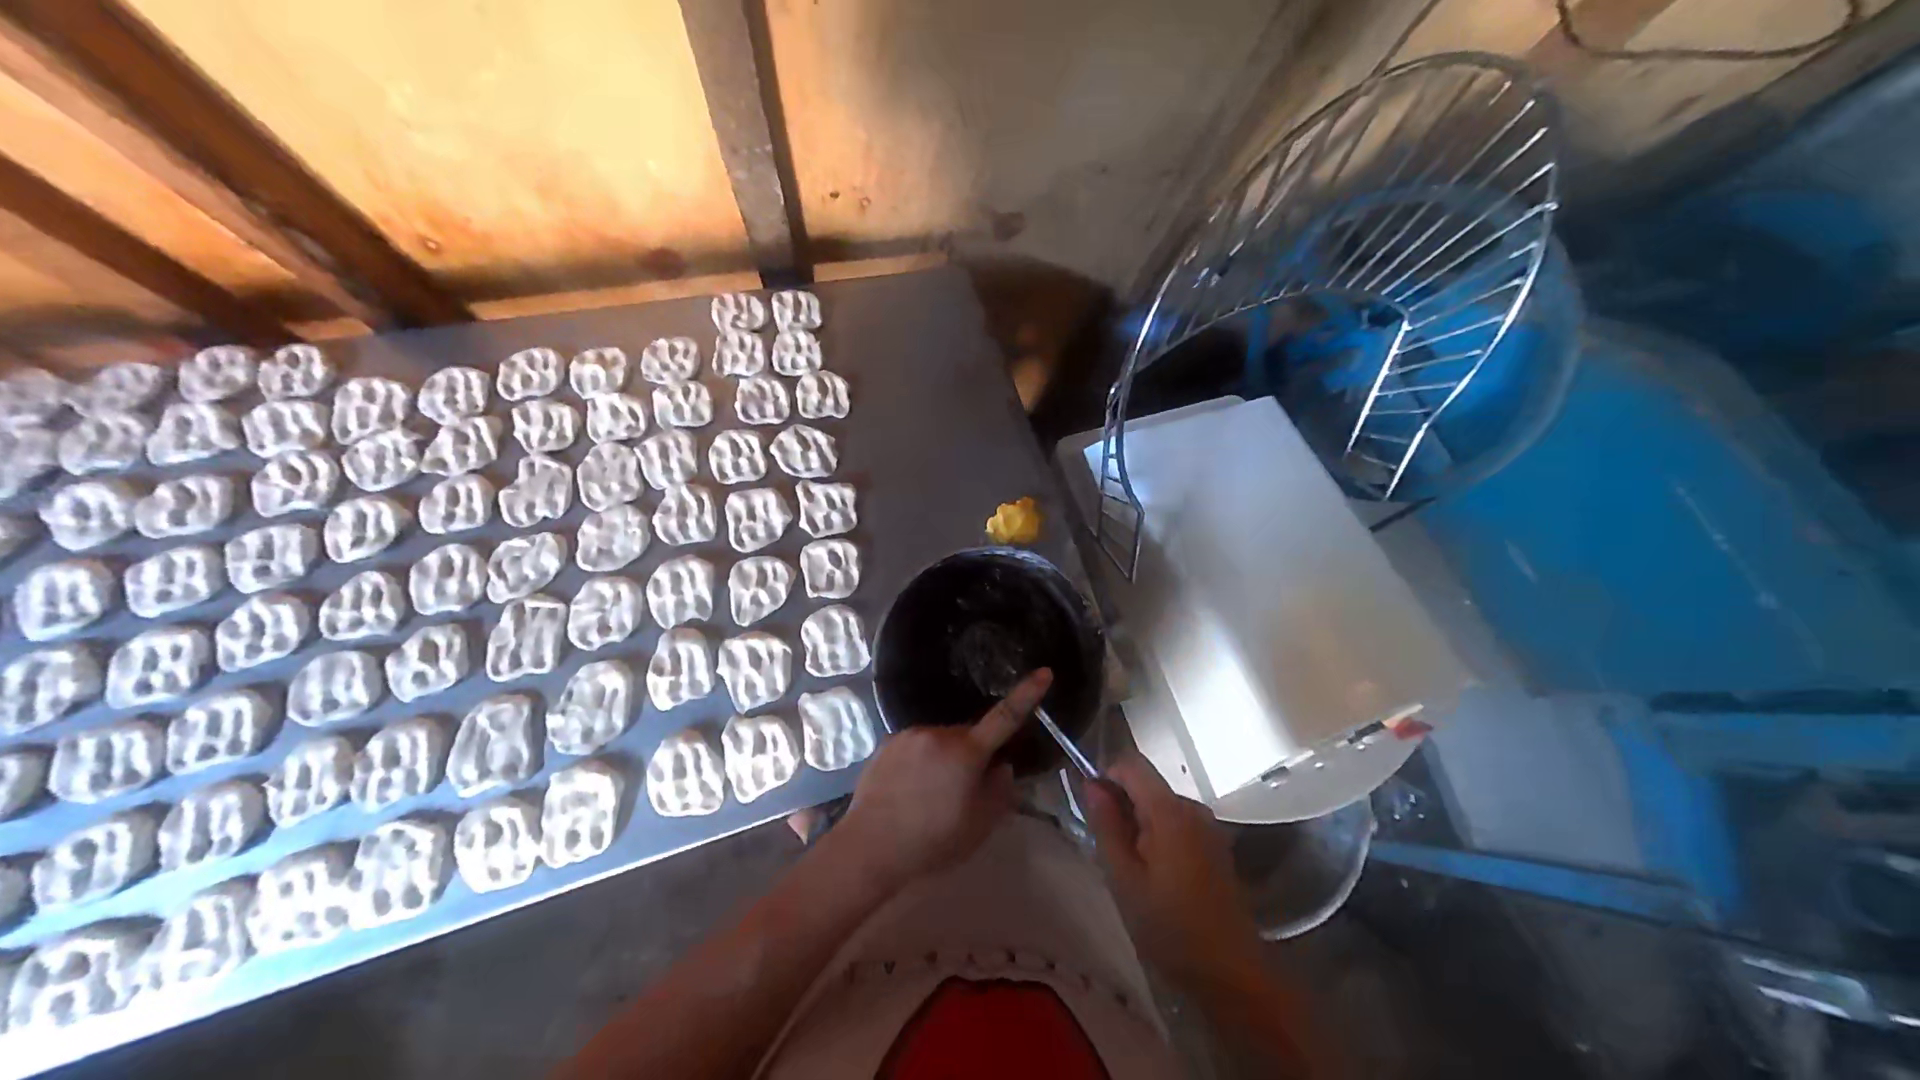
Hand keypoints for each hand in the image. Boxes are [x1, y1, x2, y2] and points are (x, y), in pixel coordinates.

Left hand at [834, 669, 1052, 888]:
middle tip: (964, 792)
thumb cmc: (932, 841)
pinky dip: (920, 762)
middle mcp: (938, 734)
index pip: (1005, 717)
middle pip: (968, 736)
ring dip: (944, 758)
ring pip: (940, 741)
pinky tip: (909, 791)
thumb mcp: (980, 826)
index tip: (1044, 672)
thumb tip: (1001, 766)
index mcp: (966, 752)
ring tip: (930, 797)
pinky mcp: (887, 743)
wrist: (869, 847)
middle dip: (972, 754)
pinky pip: (916, 747)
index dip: (1027, 694)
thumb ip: (1000, 791)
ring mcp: (909, 735)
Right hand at [1084, 753, 1264, 987]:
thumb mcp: (1123, 877)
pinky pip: (1177, 825)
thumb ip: (1106, 824)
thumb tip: (1091, 783)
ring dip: (1139, 825)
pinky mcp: (1216, 846)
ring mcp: (1209, 827)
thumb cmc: (1169, 926)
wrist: (1230, 973)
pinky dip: (1158, 838)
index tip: (1093, 810)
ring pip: (1160, 806)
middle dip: (1121, 807)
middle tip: (1109, 852)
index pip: (1131, 763)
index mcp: (1169, 810)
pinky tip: (1156, 878)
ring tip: (1131, 871)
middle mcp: (1193, 808)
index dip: (1106, 776)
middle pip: (1146, 785)